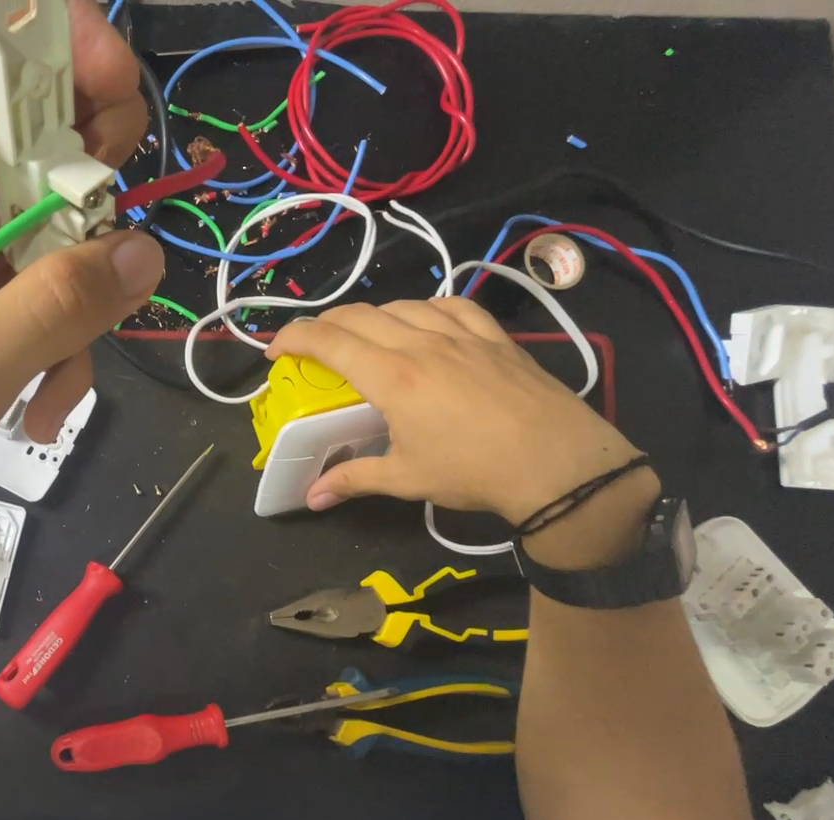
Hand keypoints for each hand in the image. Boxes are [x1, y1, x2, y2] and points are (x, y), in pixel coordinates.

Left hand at [0, 0, 165, 516]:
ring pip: (60, 193)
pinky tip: (44, 403)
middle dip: (98, 148)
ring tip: (70, 354)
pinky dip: (66, 332)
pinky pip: (50, 271)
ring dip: (92, 268)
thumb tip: (143, 251)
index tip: (105, 90)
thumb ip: (50, 313)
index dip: (46, 18)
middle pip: (38, 94)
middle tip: (109, 227)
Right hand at [265, 298, 643, 524]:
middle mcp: (422, 344)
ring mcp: (462, 336)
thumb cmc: (473, 470)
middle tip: (309, 347)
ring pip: (402, 306)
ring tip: (360, 336)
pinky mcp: (494, 338)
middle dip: (323, 324)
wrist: (559, 463)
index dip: (293, 338)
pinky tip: (421, 321)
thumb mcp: (405, 478)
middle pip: (359, 315)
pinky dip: (423, 309)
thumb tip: (311, 499)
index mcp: (392, 377)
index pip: (329, 341)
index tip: (274, 351)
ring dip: (370, 315)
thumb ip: (353, 479)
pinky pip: (451, 306)